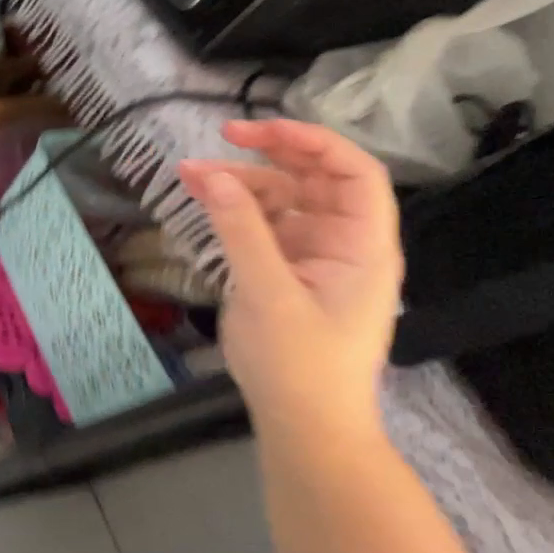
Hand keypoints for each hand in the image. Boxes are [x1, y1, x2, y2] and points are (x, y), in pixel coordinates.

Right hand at [179, 120, 402, 442]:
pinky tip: (198, 193)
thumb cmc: (301, 362)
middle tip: (224, 134)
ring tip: (190, 173)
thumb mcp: (268, 294)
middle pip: (316, 177)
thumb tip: (213, 174)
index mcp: (363, 247)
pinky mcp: (281, 268)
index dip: (313, 142)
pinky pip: (258, 222)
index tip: (258, 131)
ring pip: (280, 196)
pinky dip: (230, 205)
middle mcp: (342, 242)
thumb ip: (242, 230)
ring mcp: (310, 254)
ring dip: (239, 179)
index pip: (355, 175)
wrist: (303, 421)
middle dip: (272, 151)